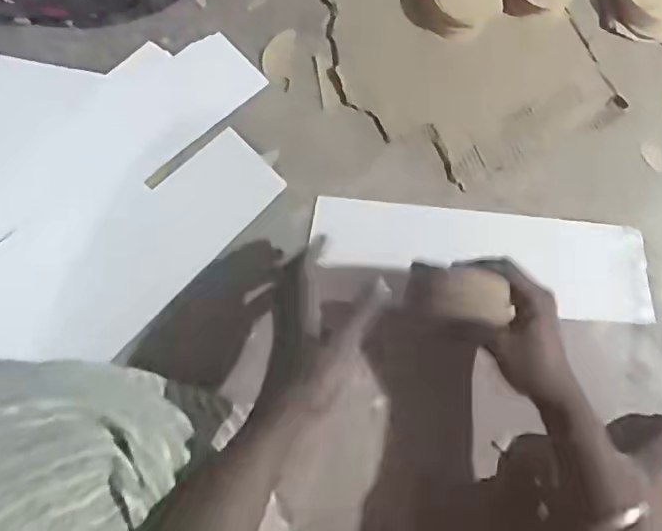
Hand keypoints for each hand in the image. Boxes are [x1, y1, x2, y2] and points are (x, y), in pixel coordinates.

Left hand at [259, 238, 388, 416]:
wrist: (281, 422)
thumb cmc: (313, 380)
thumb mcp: (344, 344)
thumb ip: (362, 312)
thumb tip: (379, 280)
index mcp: (300, 308)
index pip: (302, 270)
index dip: (312, 252)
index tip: (324, 238)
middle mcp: (287, 315)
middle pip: (287, 279)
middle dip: (299, 262)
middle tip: (316, 252)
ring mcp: (283, 333)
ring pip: (285, 296)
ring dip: (295, 280)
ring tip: (315, 275)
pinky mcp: (284, 349)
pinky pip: (288, 311)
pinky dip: (299, 300)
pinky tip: (314, 314)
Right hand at [470, 258, 581, 407]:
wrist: (556, 394)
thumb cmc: (531, 367)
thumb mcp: (500, 345)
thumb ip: (475, 325)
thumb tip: (448, 314)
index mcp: (534, 295)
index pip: (504, 268)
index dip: (479, 265)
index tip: (457, 269)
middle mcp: (539, 294)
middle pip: (508, 272)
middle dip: (482, 272)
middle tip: (459, 277)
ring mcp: (540, 304)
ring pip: (511, 284)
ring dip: (490, 283)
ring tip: (467, 287)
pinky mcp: (537, 315)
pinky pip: (514, 296)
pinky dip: (497, 295)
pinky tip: (482, 304)